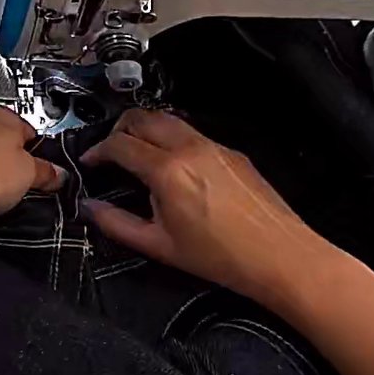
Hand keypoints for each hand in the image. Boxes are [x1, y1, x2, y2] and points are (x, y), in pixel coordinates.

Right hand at [81, 110, 335, 306]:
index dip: (98, 150)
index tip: (92, 160)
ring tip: (137, 150)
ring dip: (145, 126)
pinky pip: (192, 131)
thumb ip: (118, 224)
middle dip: (118, 128)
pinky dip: (171, 136)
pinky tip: (172, 162)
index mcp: (168, 171)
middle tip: (109, 148)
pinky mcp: (230, 150)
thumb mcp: (160, 247)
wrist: (282, 257)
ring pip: (168, 118)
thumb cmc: (226, 257)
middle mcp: (189, 148)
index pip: (120, 144)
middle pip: (141, 117)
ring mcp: (212, 145)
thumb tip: (91, 209)